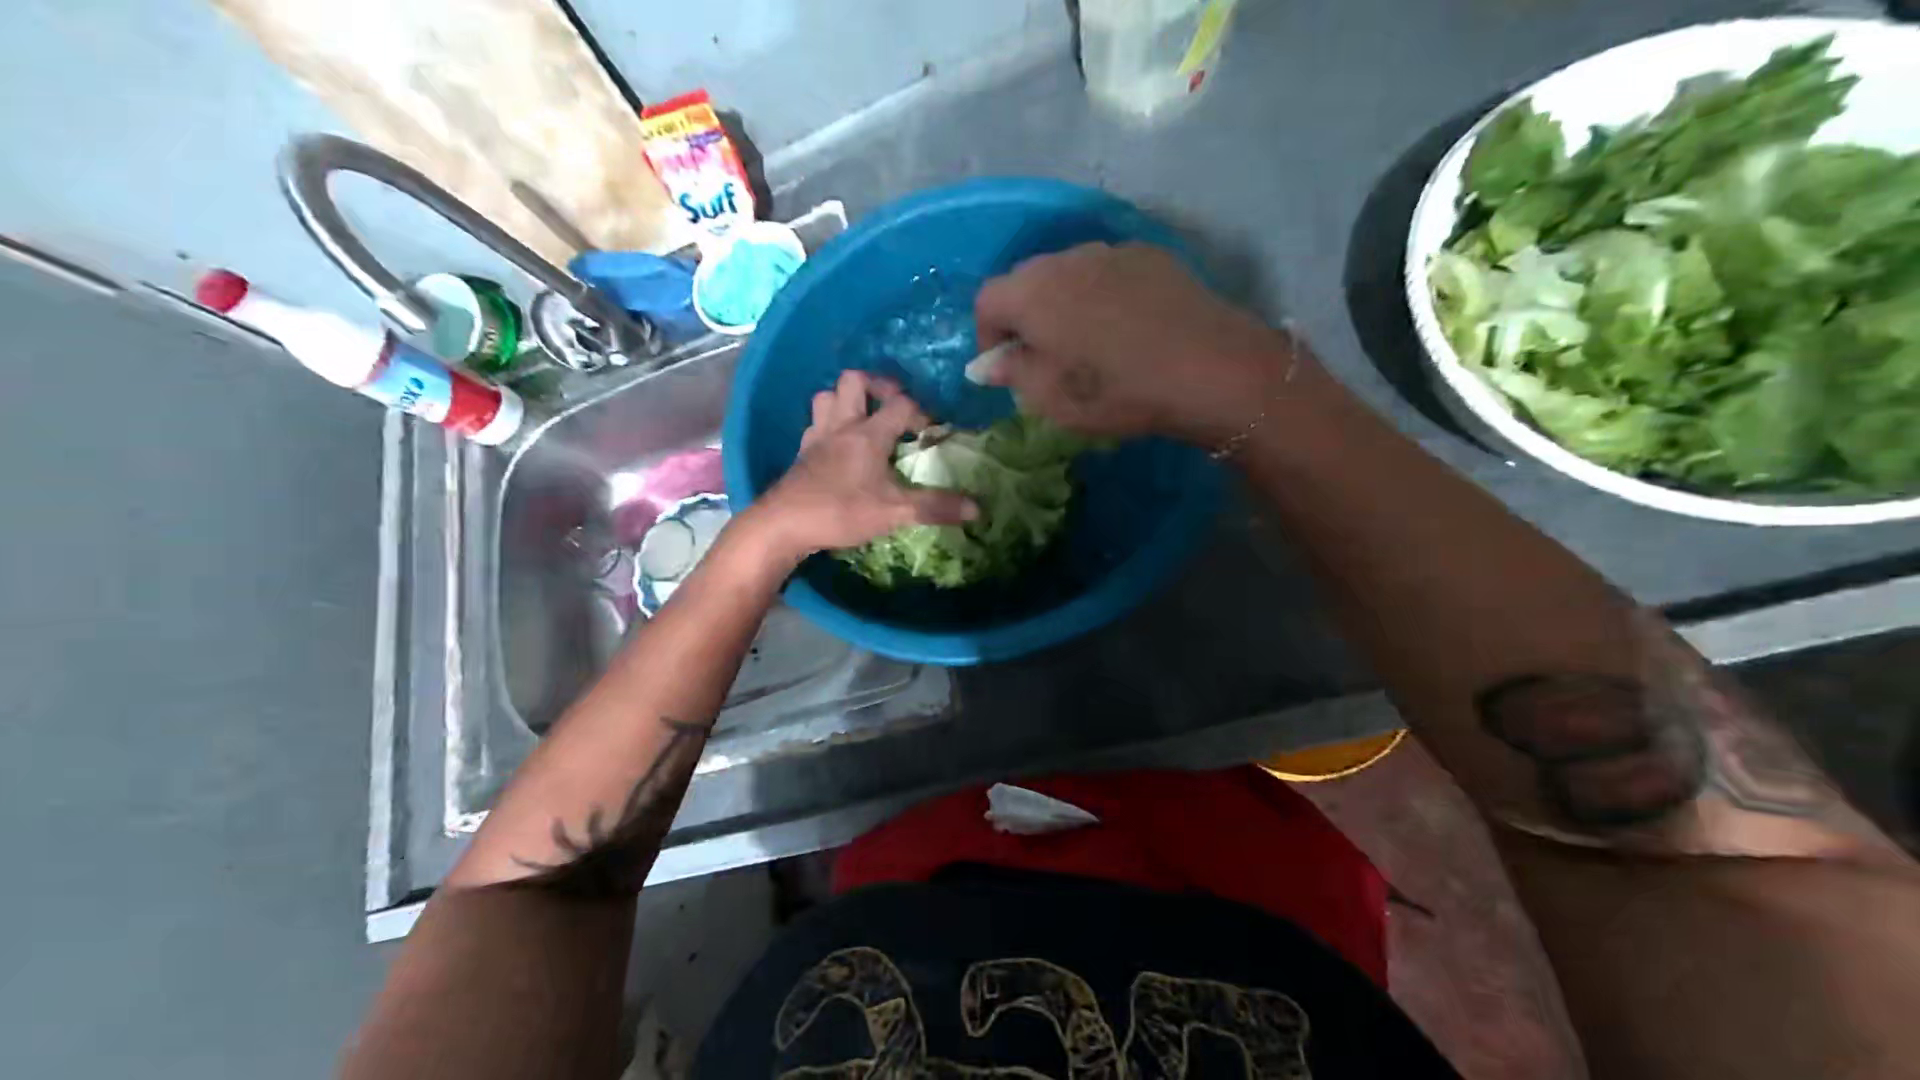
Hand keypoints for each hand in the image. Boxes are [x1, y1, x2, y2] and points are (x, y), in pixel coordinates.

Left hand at [748, 371, 976, 559]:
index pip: (900, 404)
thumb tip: (977, 508)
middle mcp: (841, 426)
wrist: (783, 525)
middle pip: (854, 381)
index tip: (931, 431)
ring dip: (847, 400)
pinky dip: (829, 425)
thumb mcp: (894, 512)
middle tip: (893, 407)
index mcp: (867, 434)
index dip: (921, 411)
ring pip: (827, 397)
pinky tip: (838, 445)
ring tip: (864, 420)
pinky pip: (815, 424)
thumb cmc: (840, 511)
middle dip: (877, 386)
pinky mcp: (802, 455)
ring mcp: (817, 438)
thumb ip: (936, 507)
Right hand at [974, 242, 1304, 443]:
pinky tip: (1125, 328)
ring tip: (1086, 341)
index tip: (1004, 367)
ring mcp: (1112, 252)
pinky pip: (1108, 272)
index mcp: (1032, 292)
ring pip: (1069, 273)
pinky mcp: (1151, 256)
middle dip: (1023, 316)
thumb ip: (1012, 373)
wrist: (1210, 369)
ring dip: (1063, 303)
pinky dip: (1102, 295)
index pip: (987, 300)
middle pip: (1026, 280)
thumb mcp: (1052, 399)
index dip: (987, 335)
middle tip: (1042, 356)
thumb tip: (989, 363)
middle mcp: (1067, 259)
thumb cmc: (1117, 391)